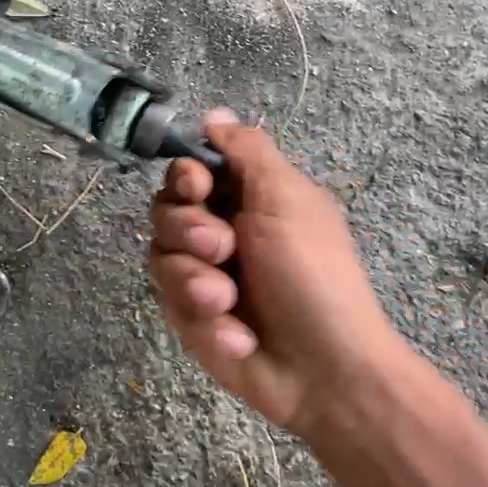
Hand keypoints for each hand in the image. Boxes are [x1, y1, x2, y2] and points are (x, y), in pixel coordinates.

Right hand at [149, 110, 399, 435]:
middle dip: (188, 230)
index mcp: (247, 198)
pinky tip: (238, 337)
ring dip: (194, 281)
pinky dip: (206, 322)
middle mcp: (220, 231)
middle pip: (164, 211)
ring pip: (160, 259)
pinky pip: (171, 305)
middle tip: (223, 249)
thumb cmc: (314, 276)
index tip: (198, 187)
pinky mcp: (193, 319)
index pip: (189, 171)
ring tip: (228, 303)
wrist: (328, 372)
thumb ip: (247, 151)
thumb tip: (215, 114)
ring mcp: (203, 276)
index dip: (185, 176)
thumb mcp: (287, 200)